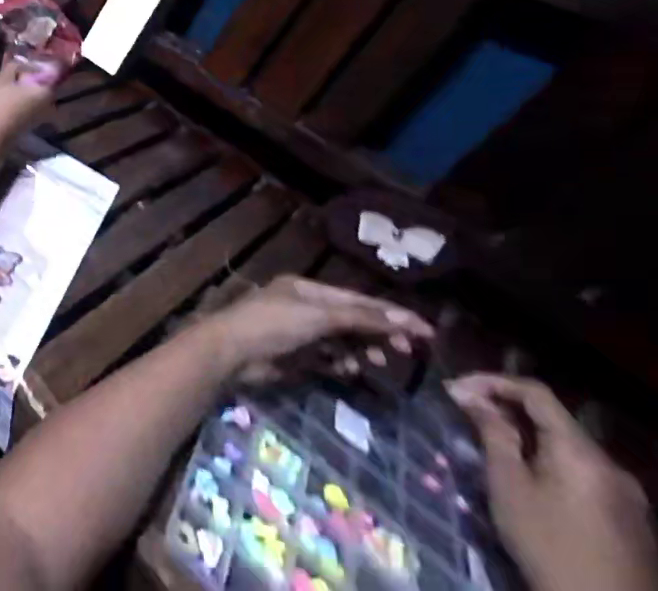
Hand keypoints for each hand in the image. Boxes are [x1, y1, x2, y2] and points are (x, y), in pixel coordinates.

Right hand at [0, 57, 57, 139]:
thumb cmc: (1, 103)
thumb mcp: (4, 79)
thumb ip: (13, 65)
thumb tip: (18, 57)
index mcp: (48, 89)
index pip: (53, 69)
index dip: (45, 59)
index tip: (36, 52)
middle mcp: (51, 101)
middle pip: (45, 80)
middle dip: (34, 71)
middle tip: (22, 62)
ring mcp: (44, 112)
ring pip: (39, 92)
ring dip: (29, 83)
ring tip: (15, 74)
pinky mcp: (34, 120)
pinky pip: (34, 101)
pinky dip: (26, 94)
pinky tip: (14, 89)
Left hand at [206, 276, 433, 376]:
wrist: (232, 351)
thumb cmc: (273, 324)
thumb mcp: (318, 316)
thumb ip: (360, 318)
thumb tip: (402, 319)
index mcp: (307, 288)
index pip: (357, 299)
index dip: (391, 313)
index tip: (425, 330)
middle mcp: (305, 306)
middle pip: (353, 320)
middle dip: (379, 333)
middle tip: (406, 352)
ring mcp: (300, 332)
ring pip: (343, 341)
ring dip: (362, 350)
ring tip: (377, 362)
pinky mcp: (296, 356)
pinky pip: (329, 358)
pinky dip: (342, 362)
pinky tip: (350, 369)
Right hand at [446, 374, 657, 590]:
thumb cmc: (548, 544)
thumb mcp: (508, 485)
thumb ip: (493, 433)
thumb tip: (469, 394)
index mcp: (580, 449)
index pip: (535, 392)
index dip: (492, 381)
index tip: (456, 389)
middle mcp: (609, 462)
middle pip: (553, 419)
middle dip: (507, 410)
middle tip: (468, 416)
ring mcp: (626, 493)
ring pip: (568, 447)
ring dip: (528, 438)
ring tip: (493, 448)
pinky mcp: (630, 518)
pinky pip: (582, 473)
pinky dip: (550, 463)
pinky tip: (530, 481)